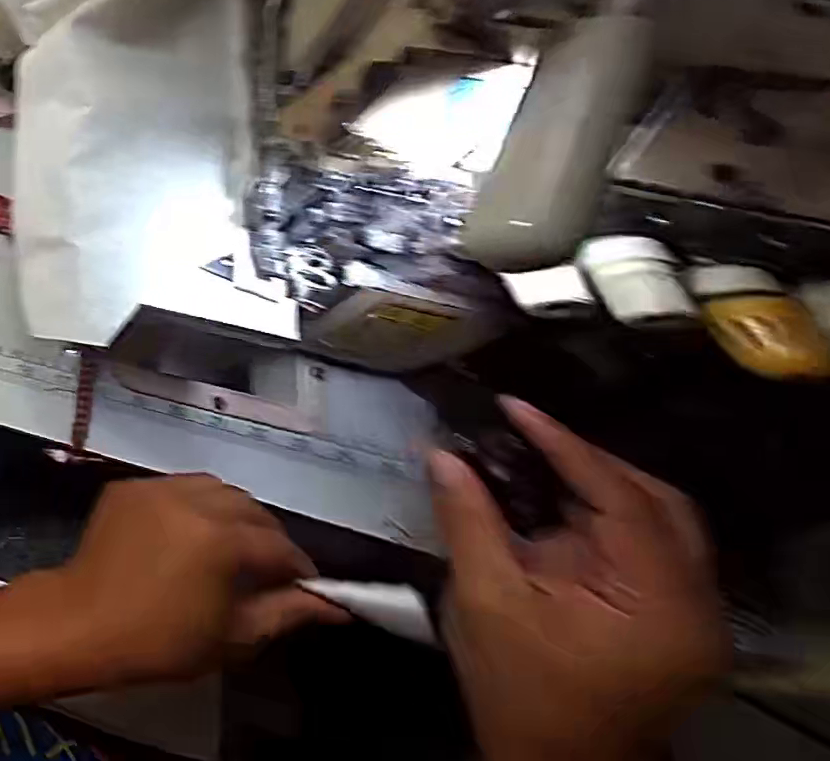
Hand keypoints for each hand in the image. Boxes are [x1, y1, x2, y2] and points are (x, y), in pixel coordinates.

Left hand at [42, 475, 348, 686]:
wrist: (86, 620)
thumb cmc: (163, 639)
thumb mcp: (235, 635)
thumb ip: (287, 611)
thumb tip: (333, 605)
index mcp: (219, 538)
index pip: (277, 544)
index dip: (299, 567)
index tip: (307, 587)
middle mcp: (187, 500)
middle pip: (246, 504)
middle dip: (267, 533)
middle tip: (270, 567)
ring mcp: (152, 488)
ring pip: (210, 486)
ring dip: (230, 510)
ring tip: (232, 544)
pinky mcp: (126, 487)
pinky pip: (172, 485)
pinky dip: (191, 502)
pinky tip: (189, 531)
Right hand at [431, 397, 727, 760]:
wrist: (553, 753)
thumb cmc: (520, 680)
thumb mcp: (485, 595)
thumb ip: (468, 519)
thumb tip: (442, 455)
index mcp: (658, 603)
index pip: (626, 502)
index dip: (568, 446)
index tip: (515, 408)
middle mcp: (691, 603)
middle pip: (658, 505)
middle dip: (588, 458)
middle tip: (519, 427)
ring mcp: (680, 610)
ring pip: (652, 520)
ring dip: (590, 480)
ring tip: (523, 449)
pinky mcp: (656, 612)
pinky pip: (633, 542)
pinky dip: (588, 508)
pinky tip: (539, 493)